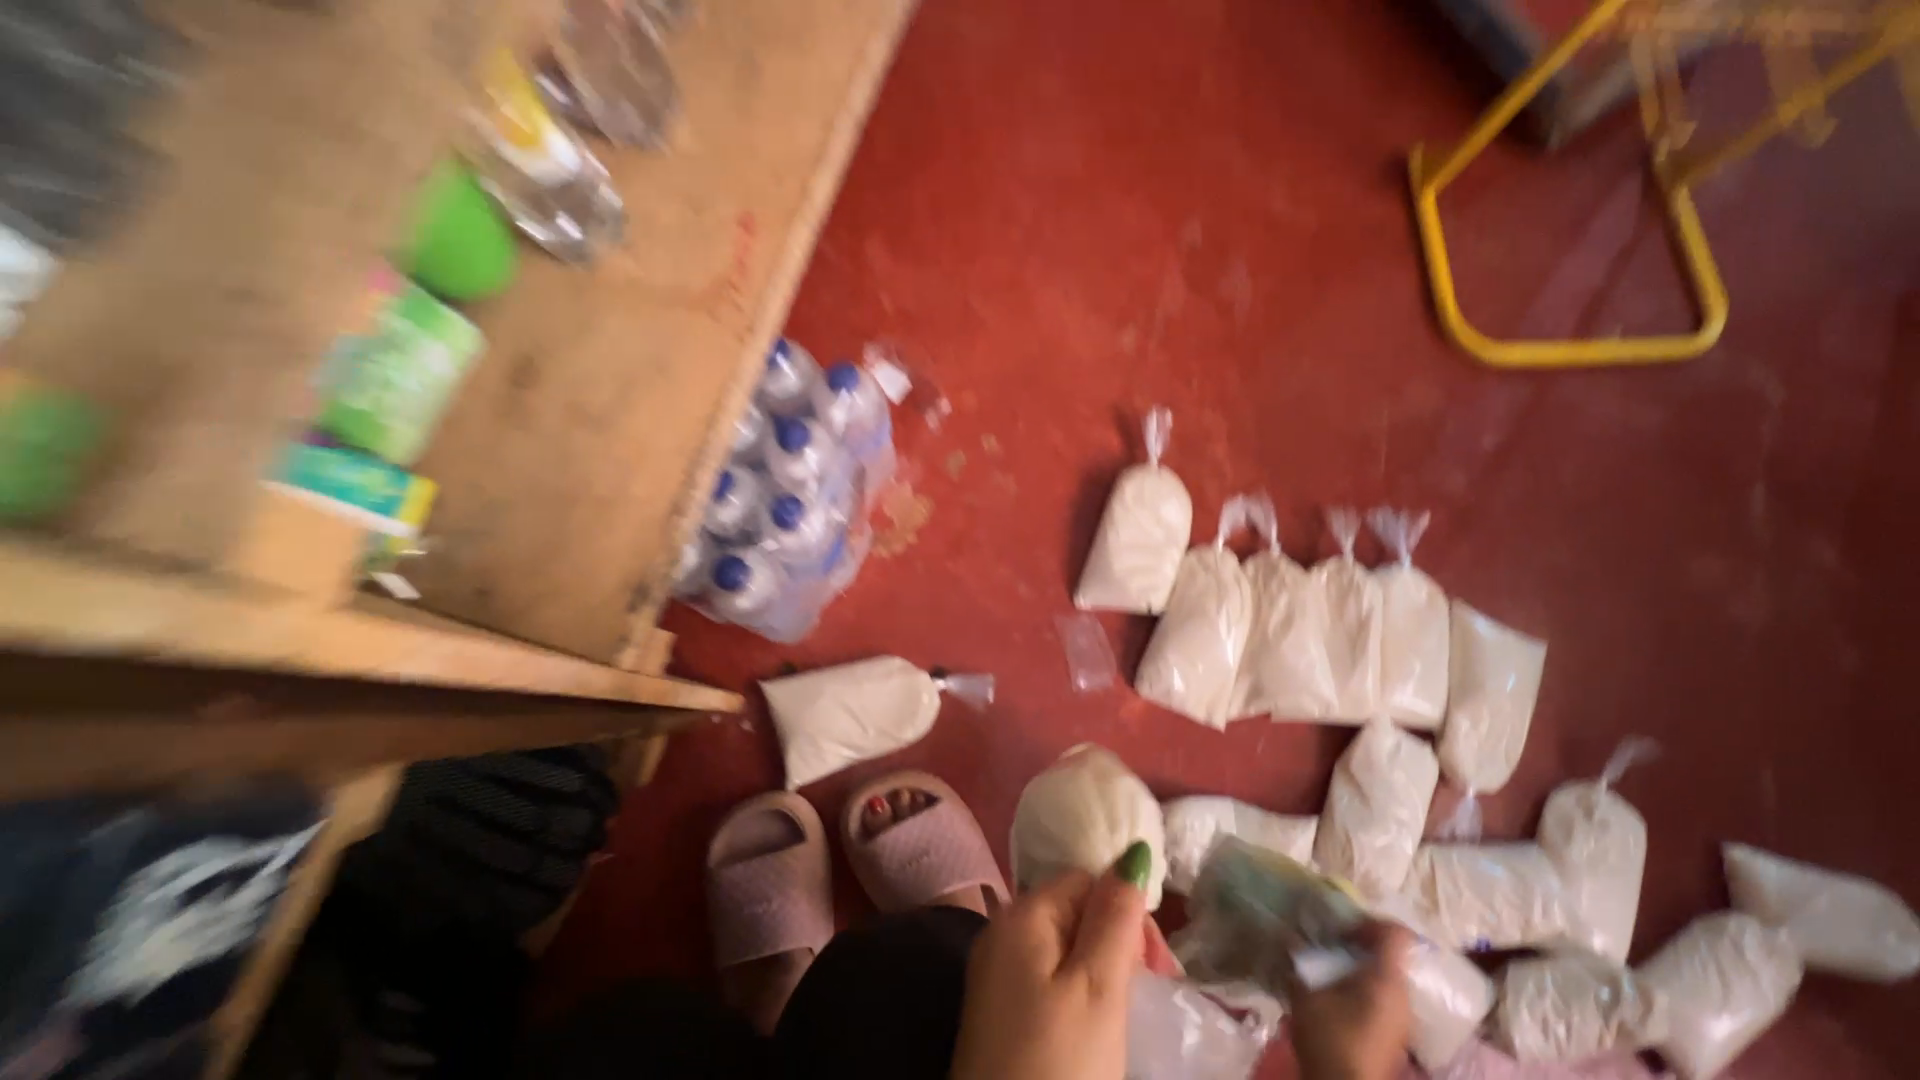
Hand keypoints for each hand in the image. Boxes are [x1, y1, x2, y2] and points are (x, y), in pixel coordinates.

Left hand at [949, 842, 1154, 1079]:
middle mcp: (1001, 932)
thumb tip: (1131, 849)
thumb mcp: (1099, 987)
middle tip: (1153, 991)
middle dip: (1118, 942)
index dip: (1126, 912)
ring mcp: (996, 974)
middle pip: (1074, 911)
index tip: (1158, 965)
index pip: (1085, 879)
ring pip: (1065, 947)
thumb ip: (1116, 916)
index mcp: (1021, 914)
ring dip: (1104, 970)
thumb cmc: (1058, 1062)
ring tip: (1128, 1015)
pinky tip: (1096, 1028)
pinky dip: (1079, 993)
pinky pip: (1048, 978)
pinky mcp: (999, 1011)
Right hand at [1285, 920, 1413, 1079]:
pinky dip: (1362, 989)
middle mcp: (1402, 995)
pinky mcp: (1394, 1036)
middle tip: (1328, 946)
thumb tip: (1288, 940)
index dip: (1371, 922)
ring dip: (1359, 969)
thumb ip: (1298, 962)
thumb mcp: (1305, 995)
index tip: (1342, 928)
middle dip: (1359, 946)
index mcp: (1386, 979)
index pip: (1396, 933)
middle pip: (1390, 955)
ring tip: (1326, 972)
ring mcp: (1402, 1018)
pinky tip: (1335, 999)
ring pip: (1386, 977)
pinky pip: (1383, 998)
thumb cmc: (1330, 1039)